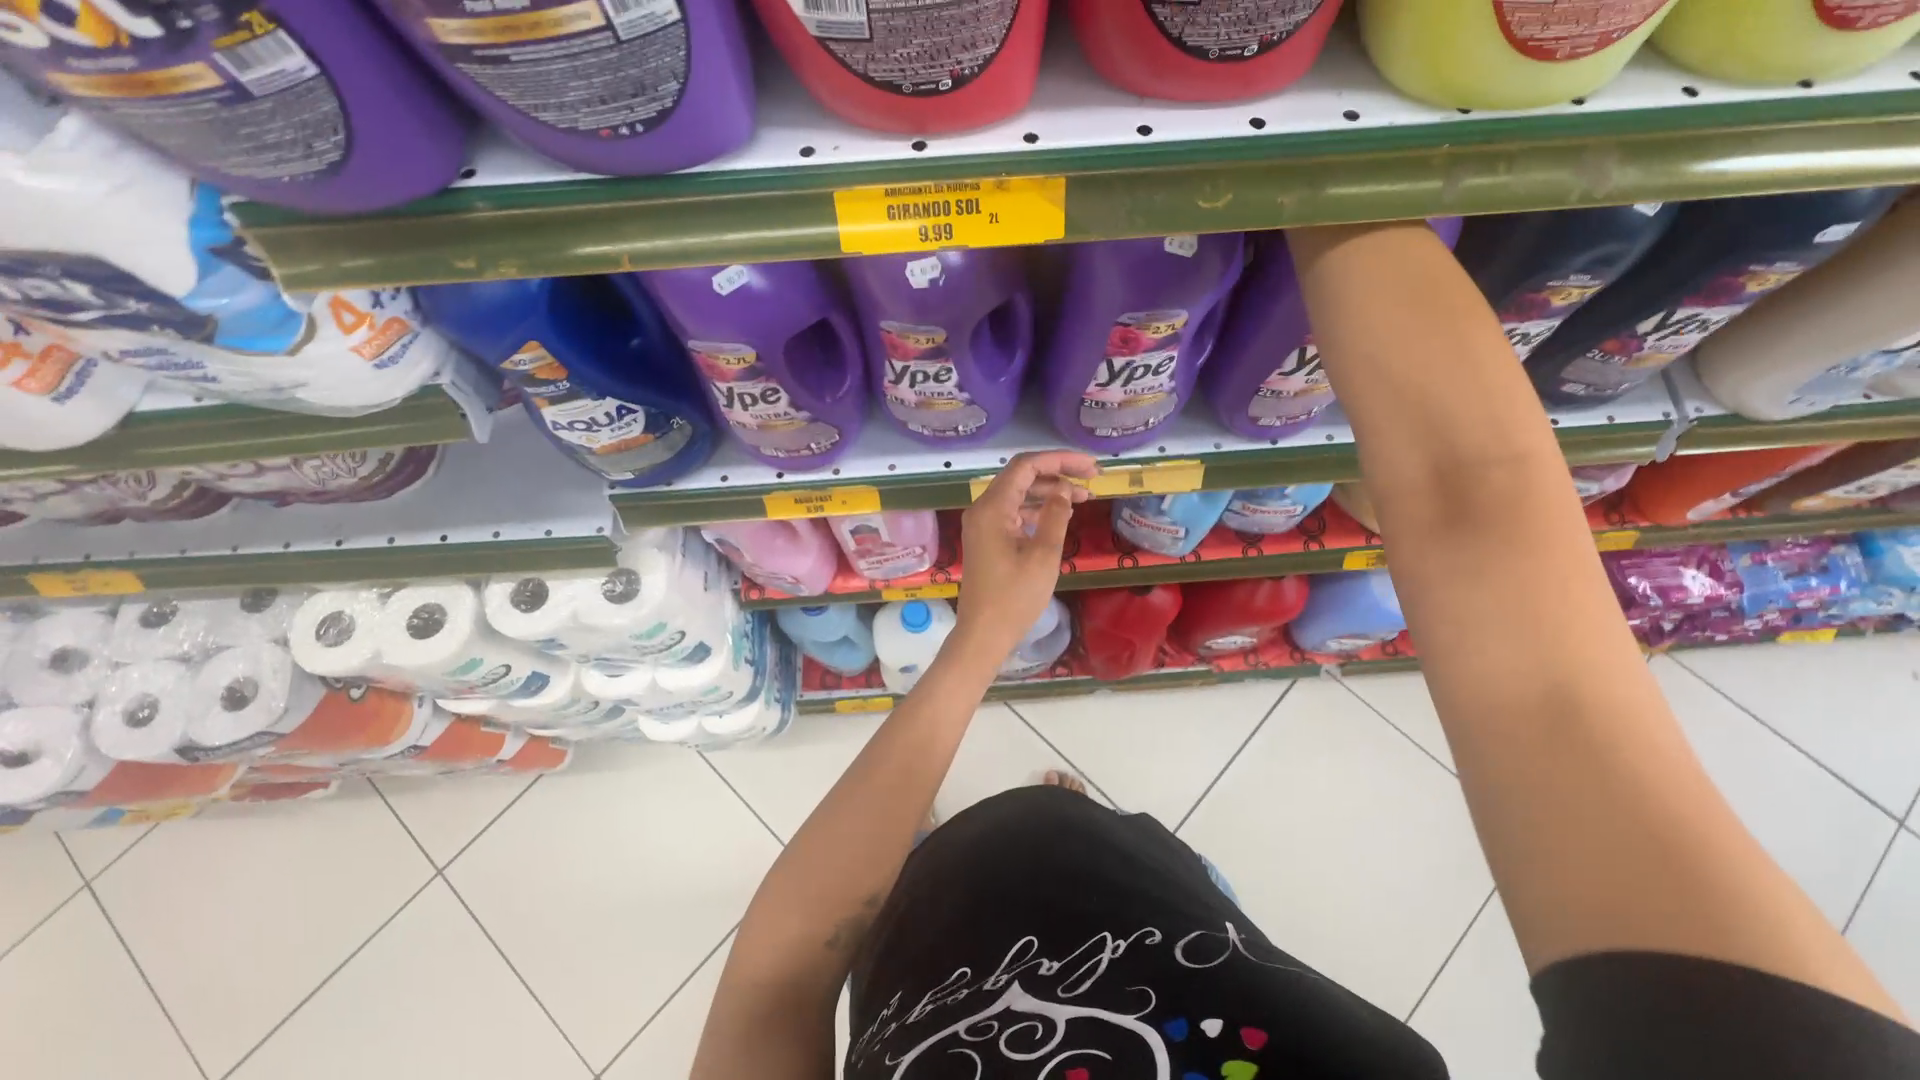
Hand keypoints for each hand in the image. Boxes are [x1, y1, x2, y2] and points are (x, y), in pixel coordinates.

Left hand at [955, 450, 1098, 658]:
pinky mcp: (987, 540)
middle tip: (1092, 479)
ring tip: (1084, 497)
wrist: (984, 634)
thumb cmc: (1015, 597)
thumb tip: (1066, 489)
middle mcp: (982, 510)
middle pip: (1021, 476)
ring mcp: (982, 525)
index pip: (1026, 466)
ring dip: (1049, 492)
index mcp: (992, 508)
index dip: (1060, 460)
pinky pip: (1013, 513)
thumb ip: (1056, 516)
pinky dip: (1037, 510)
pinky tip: (1060, 516)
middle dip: (1057, 473)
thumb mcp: (1043, 555)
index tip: (1091, 467)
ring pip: (1018, 494)